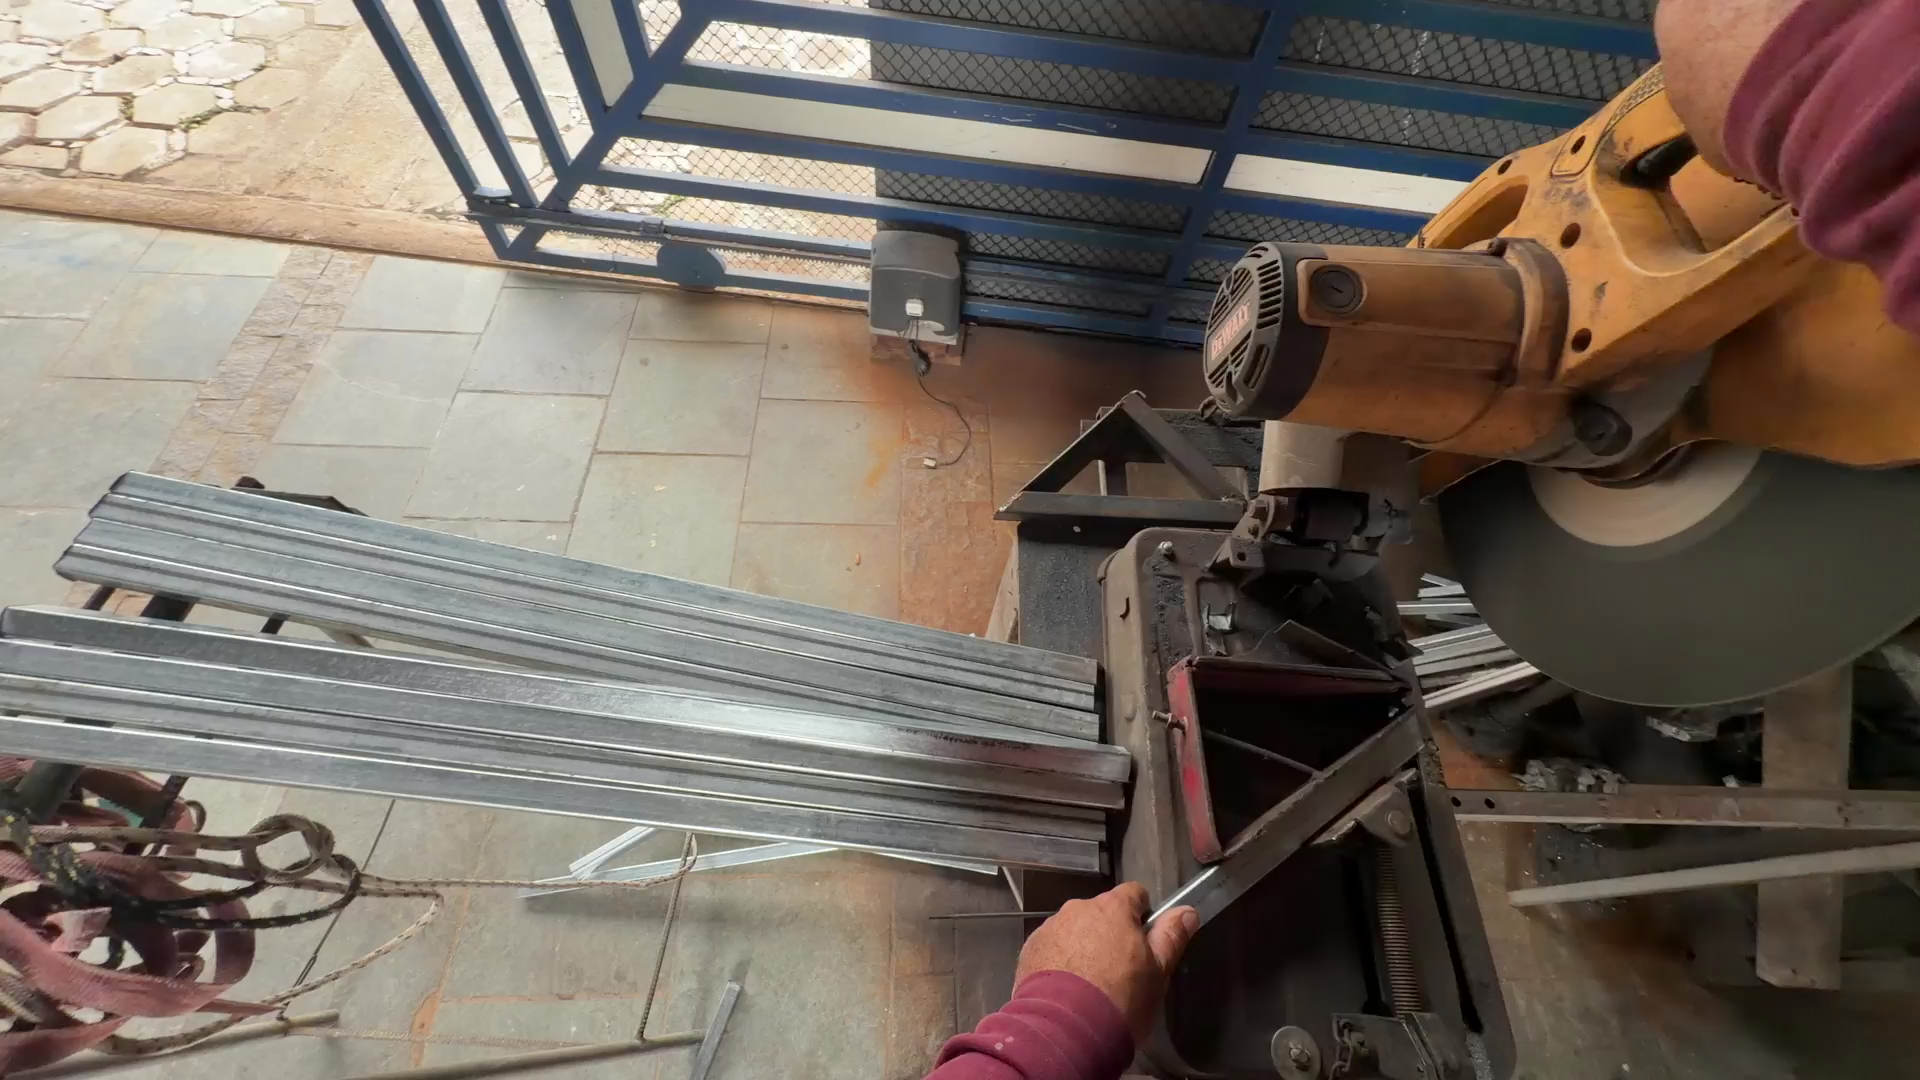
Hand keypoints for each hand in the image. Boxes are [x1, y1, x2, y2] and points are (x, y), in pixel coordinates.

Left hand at [1014, 883, 1199, 1039]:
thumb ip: (1172, 936)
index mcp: (1113, 908)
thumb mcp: (1157, 972)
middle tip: (1119, 970)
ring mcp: (1052, 925)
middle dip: (1111, 933)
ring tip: (1091, 983)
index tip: (1144, 940)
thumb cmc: (1120, 999)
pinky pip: (1052, 945)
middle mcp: (1079, 907)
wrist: (1066, 1028)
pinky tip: (1067, 987)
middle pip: (1102, 912)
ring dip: (1084, 945)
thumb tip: (1188, 910)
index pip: (1134, 893)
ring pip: (1076, 928)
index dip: (1142, 914)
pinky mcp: (1031, 946)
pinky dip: (1060, 959)